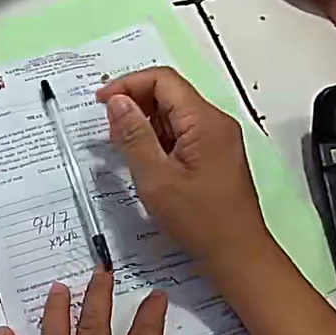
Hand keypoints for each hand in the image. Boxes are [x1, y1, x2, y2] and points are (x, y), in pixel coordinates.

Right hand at [97, 67, 271, 268]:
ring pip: (172, 113)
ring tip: (118, 145)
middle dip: (133, 102)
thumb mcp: (155, 178)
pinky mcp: (211, 154)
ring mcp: (215, 138)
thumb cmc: (196, 218)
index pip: (163, 81)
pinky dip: (154, 137)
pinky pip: (178, 132)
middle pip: (168, 93)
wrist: (236, 253)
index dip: (127, 84)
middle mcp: (214, 122)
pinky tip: (139, 158)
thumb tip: (116, 101)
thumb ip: (133, 136)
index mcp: (204, 122)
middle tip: (105, 128)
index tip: (99, 103)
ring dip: (142, 122)